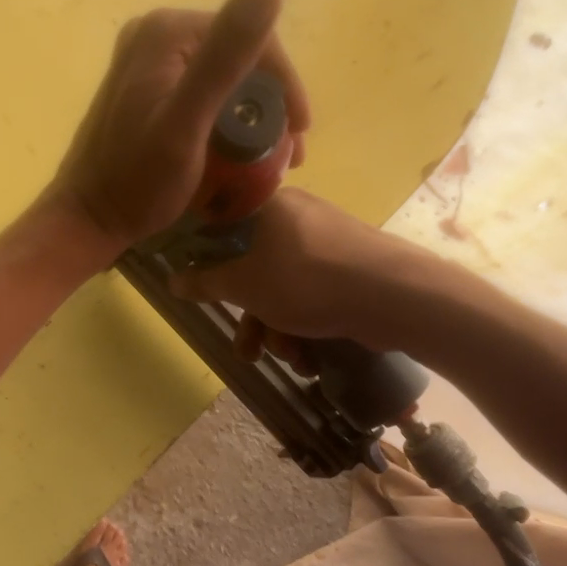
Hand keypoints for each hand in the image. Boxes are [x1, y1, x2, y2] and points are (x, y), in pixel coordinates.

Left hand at [46, 0, 310, 253]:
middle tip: (287, 154)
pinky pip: (199, 92)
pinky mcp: (142, 87)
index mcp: (168, 31)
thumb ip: (224, 61)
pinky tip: (235, 152)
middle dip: (269, 106)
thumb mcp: (187, 125)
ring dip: (250, 116)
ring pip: (221, 77)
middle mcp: (154, 33)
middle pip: (237, 59)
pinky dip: (222, 119)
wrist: (88, 219)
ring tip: (270, 159)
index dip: (284, 88)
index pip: (252, 41)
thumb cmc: (137, 181)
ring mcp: (145, 60)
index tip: (299, 136)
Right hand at [168, 187, 485, 355]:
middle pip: (253, 267)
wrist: (394, 296)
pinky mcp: (349, 268)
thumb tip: (172, 279)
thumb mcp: (244, 285)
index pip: (221, 226)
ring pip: (283, 287)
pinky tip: (310, 356)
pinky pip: (312, 294)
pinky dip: (305, 325)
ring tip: (290, 359)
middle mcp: (296, 217)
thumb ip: (205, 283)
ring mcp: (326, 243)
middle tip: (248, 352)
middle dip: (251, 318)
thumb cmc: (306, 281)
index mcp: (268, 206)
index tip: (201, 293)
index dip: (205, 262)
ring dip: (279, 329)